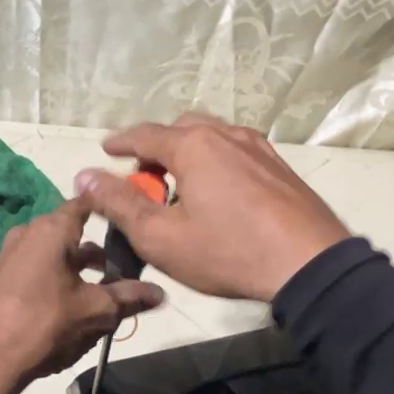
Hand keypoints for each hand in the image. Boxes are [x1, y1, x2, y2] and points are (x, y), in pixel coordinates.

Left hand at [0, 198, 164, 393]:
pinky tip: (70, 313)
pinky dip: (58, 285)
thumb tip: (160, 293)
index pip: (86, 203)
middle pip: (72, 235)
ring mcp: (10, 257)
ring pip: (56, 258)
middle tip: (125, 275)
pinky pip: (38, 274)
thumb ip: (129, 297)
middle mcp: (27, 234)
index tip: (132, 224)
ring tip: (102, 300)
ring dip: (79, 274)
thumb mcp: (95, 312)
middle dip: (99, 255)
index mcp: (51, 230)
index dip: (111, 210)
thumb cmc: (44, 324)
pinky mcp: (0, 281)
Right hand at [74, 113, 349, 301]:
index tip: (105, 149)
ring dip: (189, 151)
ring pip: (213, 136)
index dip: (120, 142)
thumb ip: (119, 204)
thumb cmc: (228, 252)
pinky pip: (237, 151)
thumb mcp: (161, 236)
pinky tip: (219, 190)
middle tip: (145, 176)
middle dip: (156, 146)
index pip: (144, 135)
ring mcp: (259, 148)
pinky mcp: (280, 167)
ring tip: (180, 183)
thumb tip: (84, 176)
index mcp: (193, 146)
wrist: (309, 265)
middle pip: (181, 128)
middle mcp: (226, 135)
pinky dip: (216, 160)